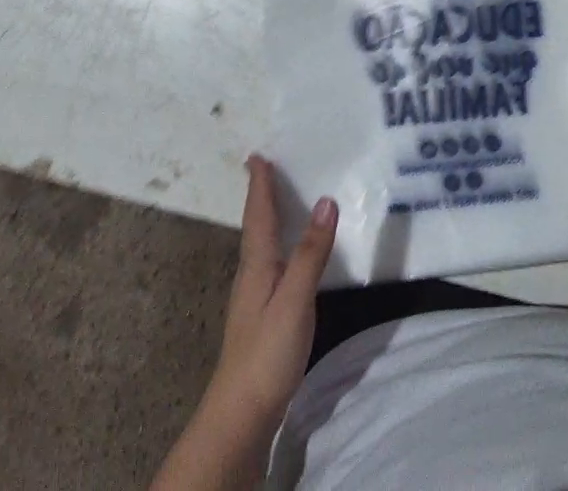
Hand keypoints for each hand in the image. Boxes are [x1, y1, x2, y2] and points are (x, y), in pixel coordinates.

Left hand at [213, 155, 338, 420]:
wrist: (242, 410)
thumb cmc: (267, 351)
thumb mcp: (294, 299)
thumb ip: (311, 253)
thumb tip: (325, 202)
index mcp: (257, 267)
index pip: (259, 217)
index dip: (260, 186)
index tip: (256, 156)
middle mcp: (252, 276)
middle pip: (256, 227)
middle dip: (262, 197)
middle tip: (267, 168)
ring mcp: (255, 298)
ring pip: (263, 246)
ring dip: (269, 220)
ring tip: (280, 201)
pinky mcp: (264, 316)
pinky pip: (273, 265)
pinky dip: (281, 246)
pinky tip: (290, 256)